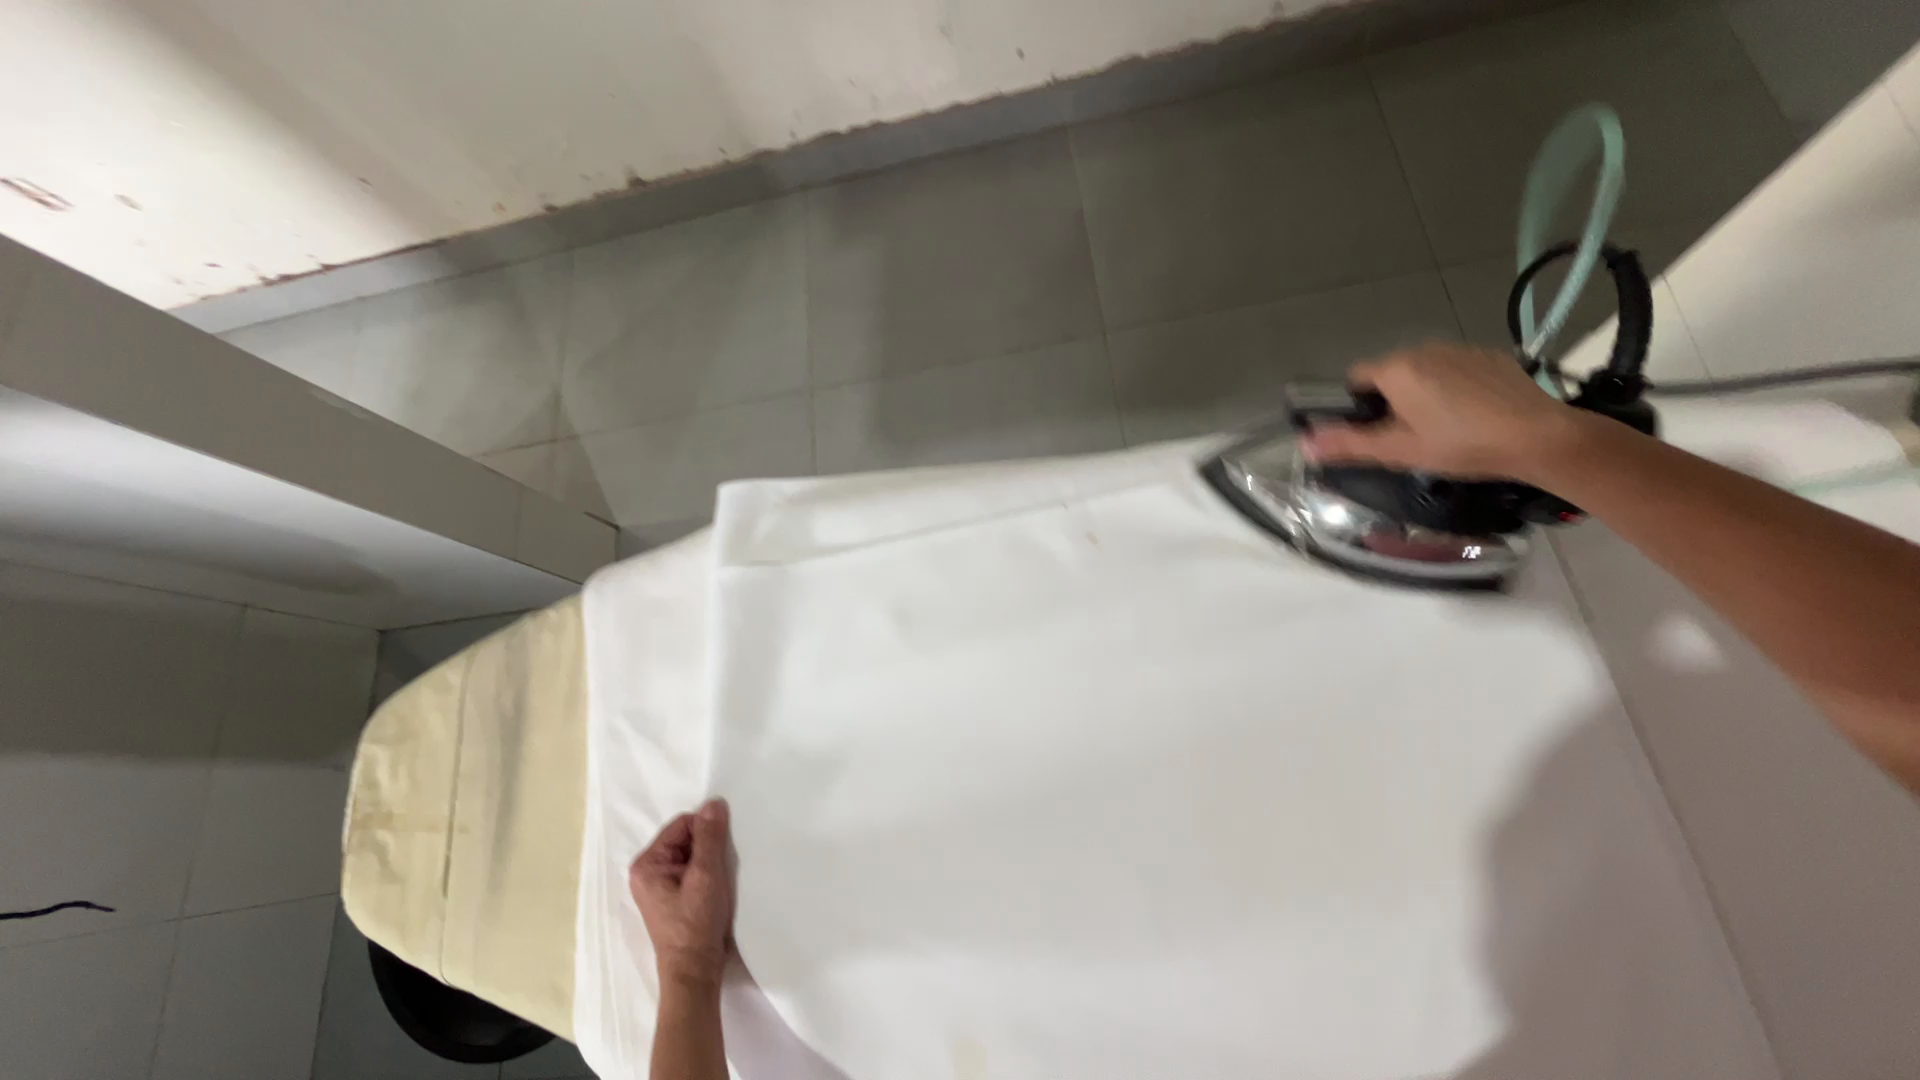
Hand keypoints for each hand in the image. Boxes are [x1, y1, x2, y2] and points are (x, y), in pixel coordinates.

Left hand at [630, 798, 734, 986]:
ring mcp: (659, 886)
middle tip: (722, 866)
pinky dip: (708, 873)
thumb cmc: (697, 925)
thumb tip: (714, 803)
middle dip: (708, 846)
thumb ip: (710, 837)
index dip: (706, 831)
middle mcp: (648, 872)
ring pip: (692, 854)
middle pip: (686, 838)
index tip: (723, 849)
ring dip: (710, 861)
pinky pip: (693, 870)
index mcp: (647, 864)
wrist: (694, 972)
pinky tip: (718, 887)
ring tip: (721, 878)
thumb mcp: (706, 876)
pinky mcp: (672, 898)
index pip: (682, 824)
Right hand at [1300, 343, 1591, 480]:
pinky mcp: (1492, 358)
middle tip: (1407, 438)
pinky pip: (1457, 371)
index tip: (1371, 432)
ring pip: (1425, 373)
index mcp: (1396, 370)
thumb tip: (1304, 444)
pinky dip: (1455, 390)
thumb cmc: (1460, 445)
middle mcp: (1425, 350)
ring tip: (1444, 430)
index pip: (1356, 379)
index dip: (1356, 406)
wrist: (1539, 437)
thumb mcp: (1398, 450)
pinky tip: (1472, 417)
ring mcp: (1461, 351)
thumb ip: (1348, 444)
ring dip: (1423, 395)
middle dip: (1391, 401)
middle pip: (1391, 375)